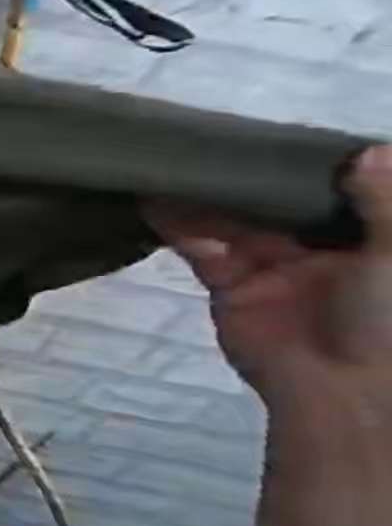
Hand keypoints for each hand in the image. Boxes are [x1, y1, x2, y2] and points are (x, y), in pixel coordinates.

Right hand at [153, 146, 391, 426]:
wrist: (348, 388)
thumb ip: (387, 203)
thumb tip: (366, 151)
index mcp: (380, 243)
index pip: (349, 195)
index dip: (320, 167)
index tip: (283, 136)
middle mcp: (330, 252)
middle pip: (283, 207)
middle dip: (248, 181)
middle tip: (208, 145)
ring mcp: (275, 268)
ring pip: (235, 225)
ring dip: (204, 202)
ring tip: (168, 170)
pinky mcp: (230, 284)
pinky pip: (202, 251)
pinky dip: (180, 229)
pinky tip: (156, 206)